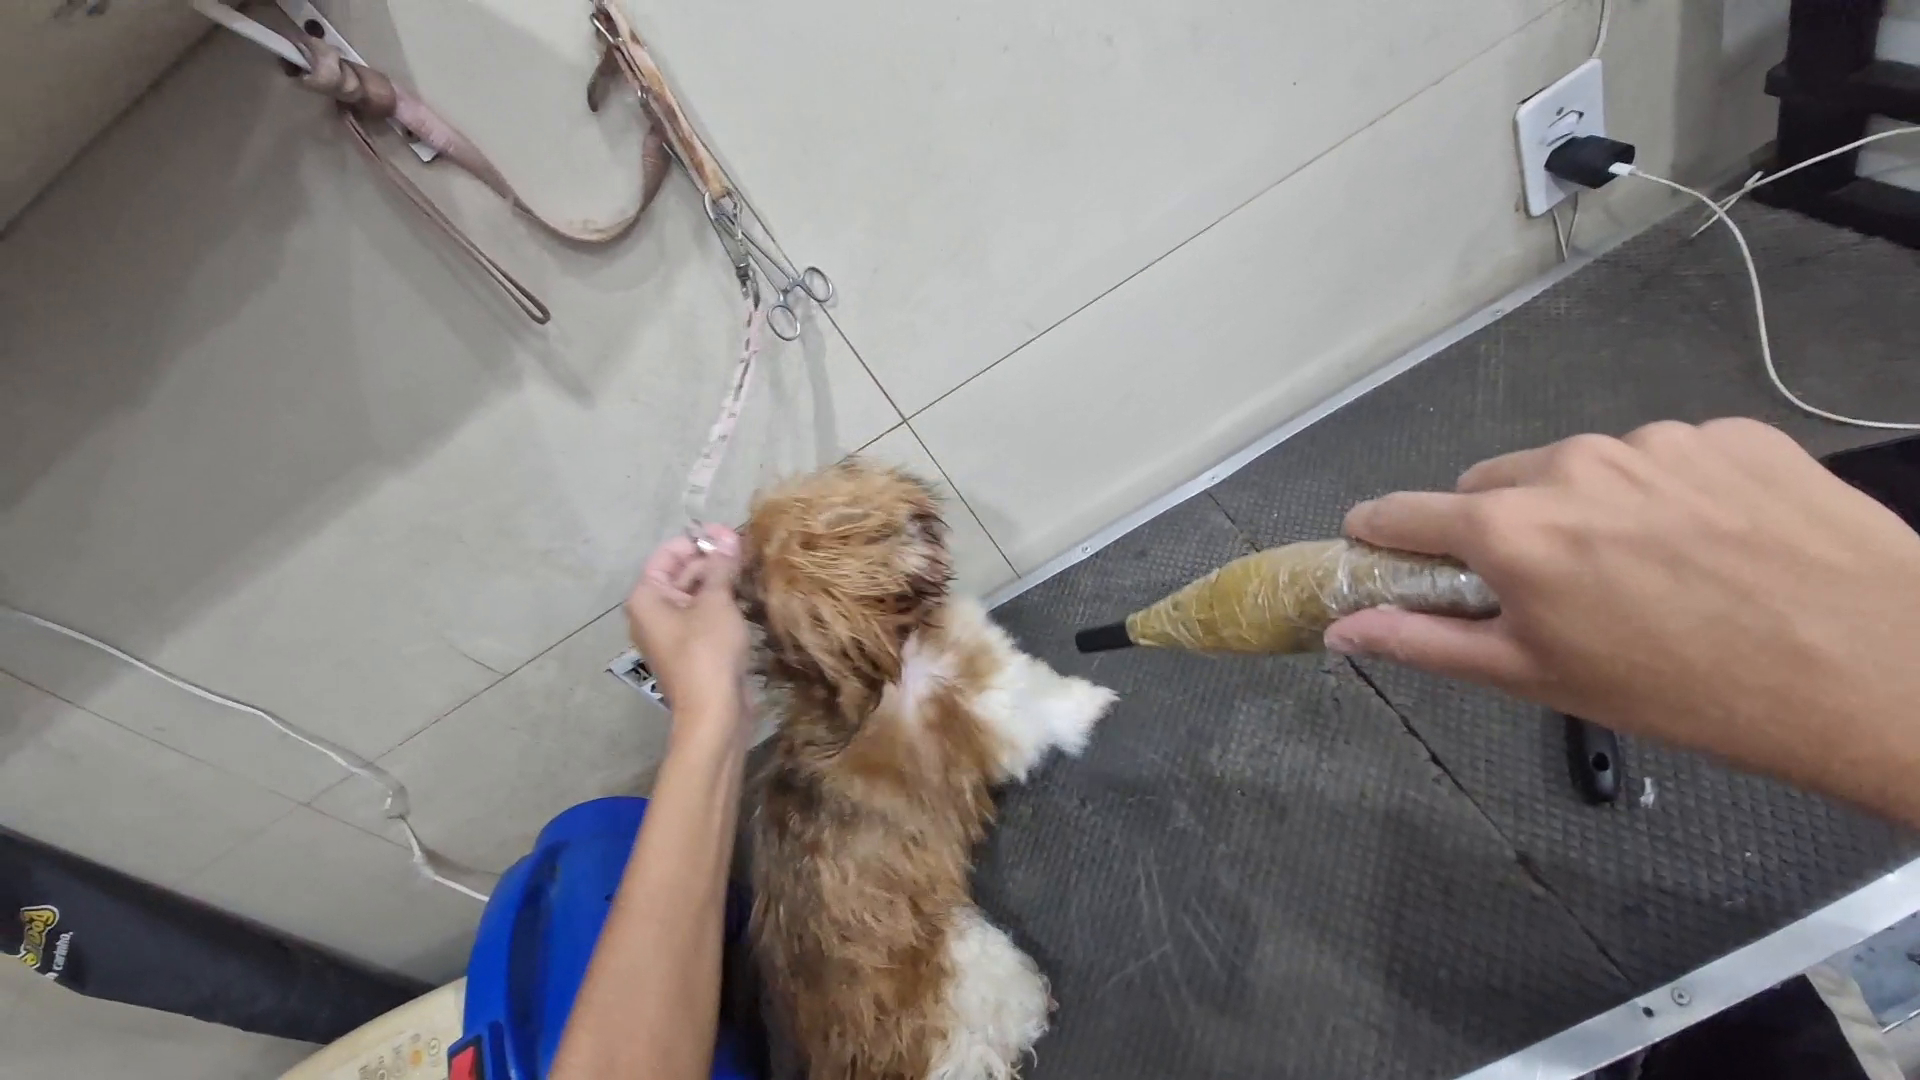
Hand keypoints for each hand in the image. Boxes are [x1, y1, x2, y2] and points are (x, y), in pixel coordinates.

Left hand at [625, 526, 751, 732]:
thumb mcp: (716, 601)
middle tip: (747, 549)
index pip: (668, 554)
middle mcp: (653, 612)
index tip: (730, 534)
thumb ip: (721, 566)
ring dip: (721, 582)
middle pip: (681, 574)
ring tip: (751, 569)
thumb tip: (727, 535)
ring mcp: (673, 633)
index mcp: (647, 597)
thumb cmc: (707, 650)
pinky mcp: (693, 649)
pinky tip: (748, 596)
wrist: (714, 710)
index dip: (698, 541)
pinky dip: (723, 604)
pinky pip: (705, 616)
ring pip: (695, 596)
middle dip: (712, 560)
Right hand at [1325, 419, 1919, 820]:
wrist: (1888, 675)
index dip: (1379, 534)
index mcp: (1507, 527)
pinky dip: (1655, 491)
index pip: (1397, 511)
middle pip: (1485, 484)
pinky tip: (1705, 540)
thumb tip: (1339, 631)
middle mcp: (1566, 464)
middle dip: (1491, 526)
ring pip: (1571, 467)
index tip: (1383, 552)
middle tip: (1544, 584)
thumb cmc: (1683, 690)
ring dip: (1576, 506)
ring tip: (1640, 565)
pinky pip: (1654, 456)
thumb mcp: (1533, 676)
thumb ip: (1420, 643)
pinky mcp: (1727, 433)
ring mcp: (1651, 441)